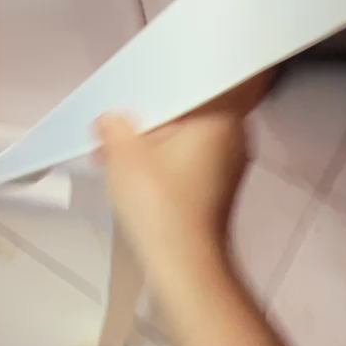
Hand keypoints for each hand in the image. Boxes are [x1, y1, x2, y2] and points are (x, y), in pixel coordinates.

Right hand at [96, 74, 270, 274]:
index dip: (153, 84)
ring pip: (181, 136)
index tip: (128, 89)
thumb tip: (112, 120)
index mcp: (220, 118)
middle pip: (182, 111)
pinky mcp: (216, 187)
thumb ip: (113, 123)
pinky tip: (129, 172)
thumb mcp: (121, 151)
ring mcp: (228, 164)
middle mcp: (233, 137)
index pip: (188, 82)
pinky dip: (158, 161)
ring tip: (112, 152)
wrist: (181, 263)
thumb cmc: (158, 203)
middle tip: (113, 125)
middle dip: (145, 118)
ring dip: (148, 141)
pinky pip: (184, 159)